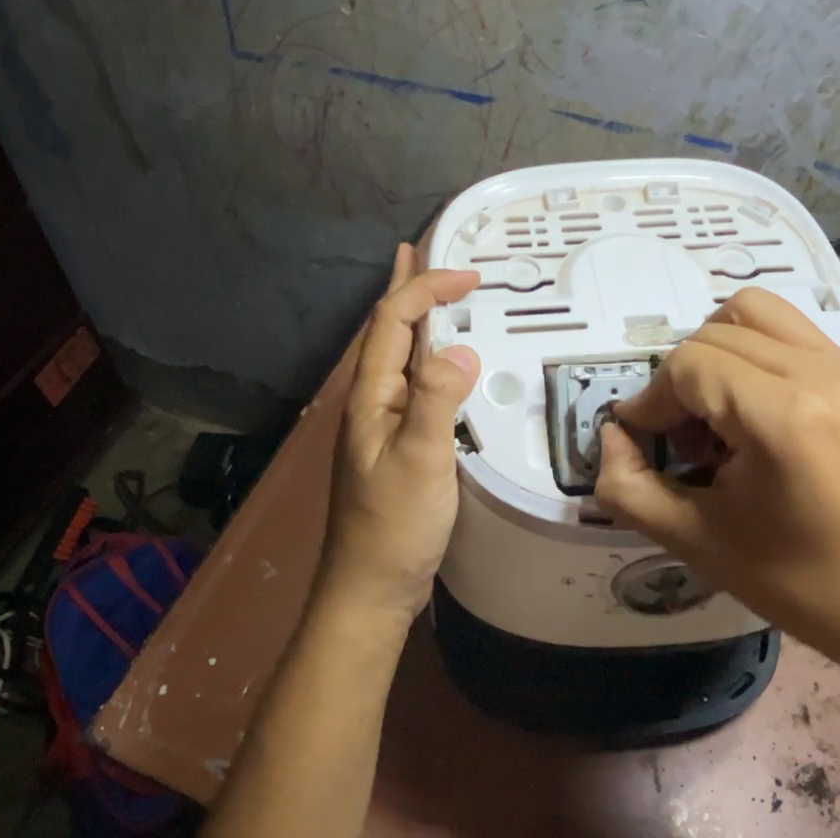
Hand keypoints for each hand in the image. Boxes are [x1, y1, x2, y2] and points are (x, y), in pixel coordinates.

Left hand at [316, 244, 480, 624]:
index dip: (428, 289)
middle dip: (404, 289)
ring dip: (412, 318)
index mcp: (370, 396)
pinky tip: (437, 365)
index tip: (470, 276)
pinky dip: (425, 357)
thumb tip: (460, 348)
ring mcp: (380, 424)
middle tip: (417, 250)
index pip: (395, 322)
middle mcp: (370, 401)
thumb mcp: (419, 460)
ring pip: (398, 356)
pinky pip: (411, 384)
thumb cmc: (393, 526)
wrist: (369, 588)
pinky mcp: (395, 446)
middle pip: (386, 331)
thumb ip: (436, 400)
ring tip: (425, 291)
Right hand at [594, 289, 839, 655]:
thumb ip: (629, 487)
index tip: (643, 443)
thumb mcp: (696, 542)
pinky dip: (753, 351)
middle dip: (680, 381)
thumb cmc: (802, 584)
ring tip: (718, 411)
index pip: (688, 366)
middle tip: (684, 440)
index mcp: (783, 415)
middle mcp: (820, 373)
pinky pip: (789, 330)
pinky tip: (753, 409)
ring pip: (753, 313)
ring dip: (715, 351)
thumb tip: (610, 436)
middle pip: (714, 334)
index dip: (652, 401)